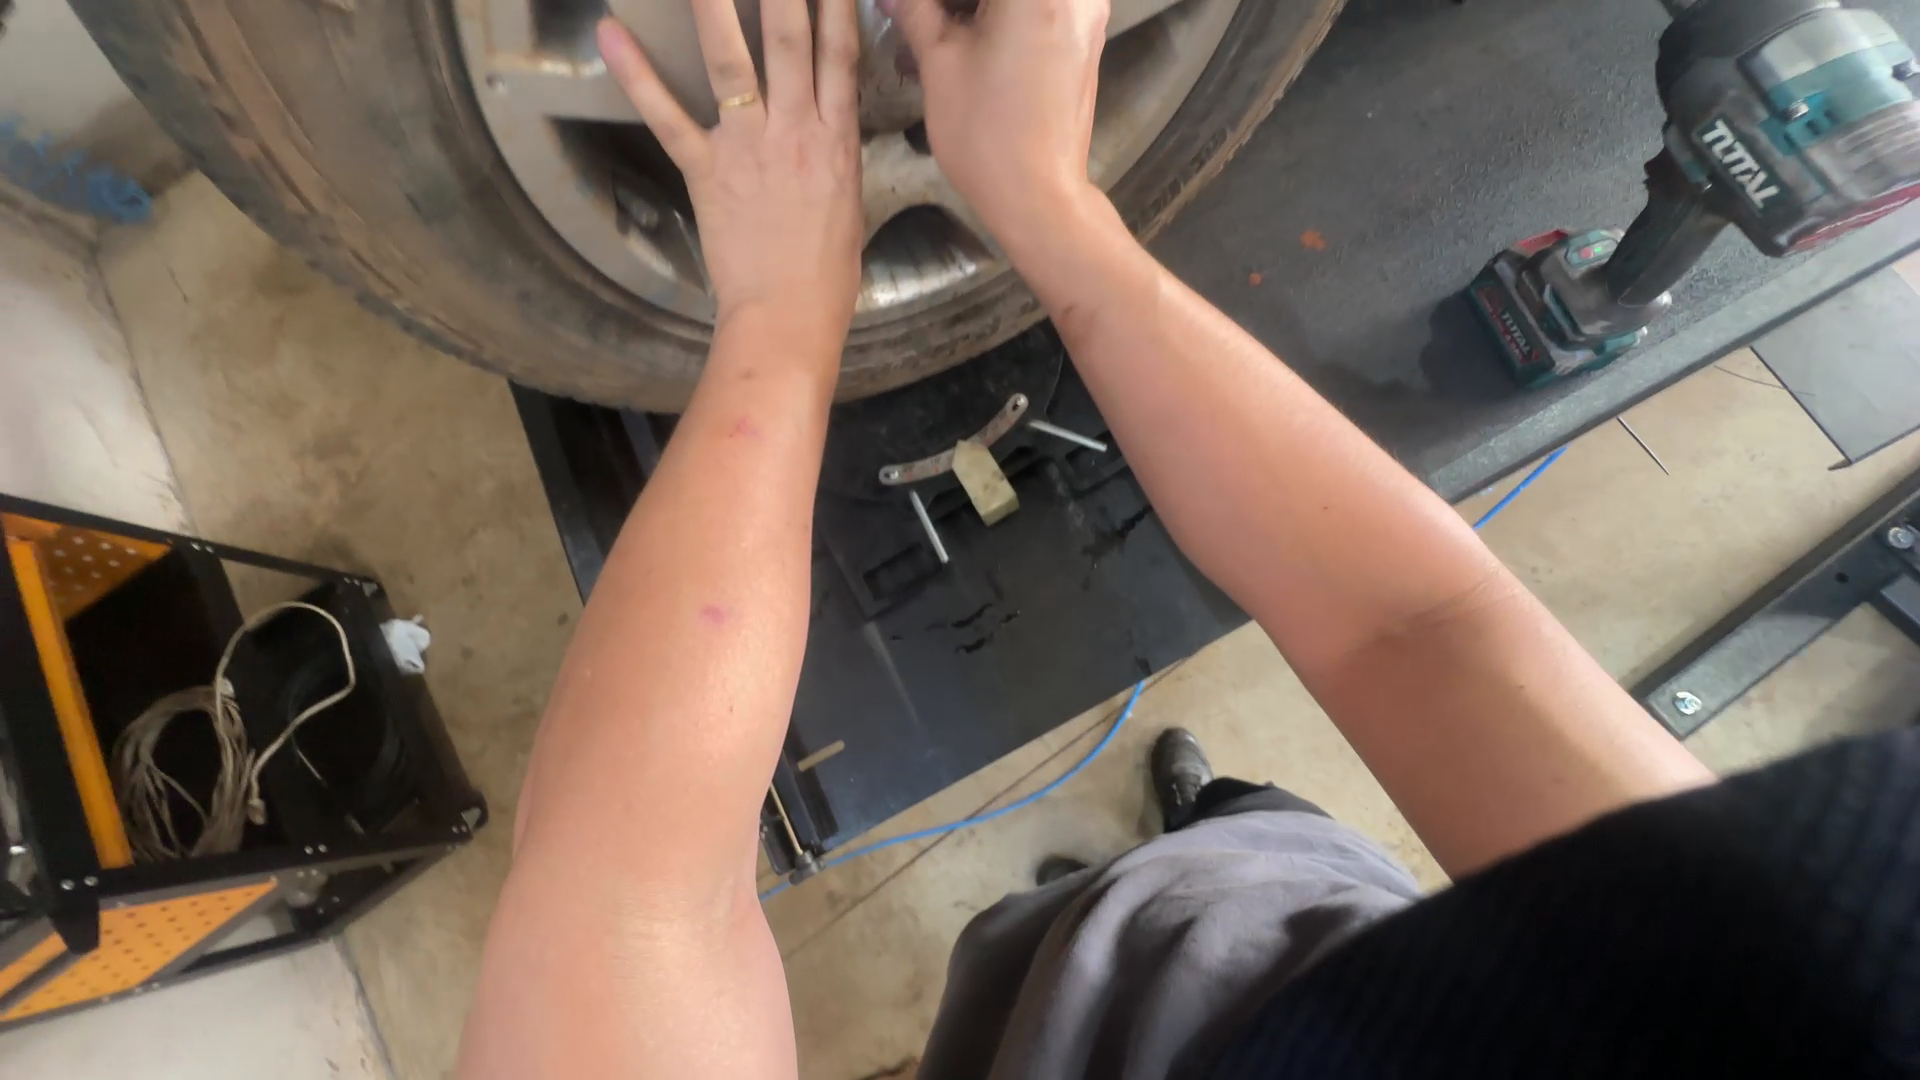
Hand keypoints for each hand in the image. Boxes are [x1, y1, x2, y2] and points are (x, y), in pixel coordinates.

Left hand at [597, 1, 862, 345]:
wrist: (789, 318)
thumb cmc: (826, 278)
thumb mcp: (847, 211)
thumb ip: (835, 161)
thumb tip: (827, 134)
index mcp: (837, 144)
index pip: (840, 55)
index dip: (833, 1)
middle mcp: (796, 133)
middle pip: (789, 37)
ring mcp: (749, 149)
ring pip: (729, 60)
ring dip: (712, 2)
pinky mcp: (707, 172)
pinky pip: (669, 117)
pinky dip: (638, 76)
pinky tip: (610, 31)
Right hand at [888, 0, 1110, 243]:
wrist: (1039, 199)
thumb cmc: (987, 135)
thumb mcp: (940, 64)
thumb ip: (915, 10)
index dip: (934, 1)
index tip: (911, 10)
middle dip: (951, 4)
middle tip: (915, 15)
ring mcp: (1084, 12)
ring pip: (1016, 2)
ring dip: (970, 11)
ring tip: (929, 30)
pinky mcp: (1083, 40)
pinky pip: (1035, 11)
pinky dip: (998, 19)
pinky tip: (960, 40)